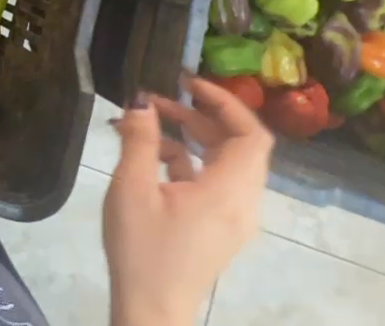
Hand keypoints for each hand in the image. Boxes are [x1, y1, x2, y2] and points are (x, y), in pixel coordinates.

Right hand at [103, 76, 272, 325]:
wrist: (151, 308)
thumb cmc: (143, 248)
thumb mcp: (131, 188)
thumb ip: (139, 140)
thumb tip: (140, 99)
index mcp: (229, 193)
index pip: (252, 137)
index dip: (226, 102)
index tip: (187, 82)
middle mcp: (242, 203)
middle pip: (239, 146)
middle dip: (200, 114)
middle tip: (155, 98)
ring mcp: (232, 217)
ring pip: (225, 162)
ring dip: (191, 135)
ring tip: (145, 120)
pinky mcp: (217, 225)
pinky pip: (213, 180)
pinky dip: (186, 158)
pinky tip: (148, 153)